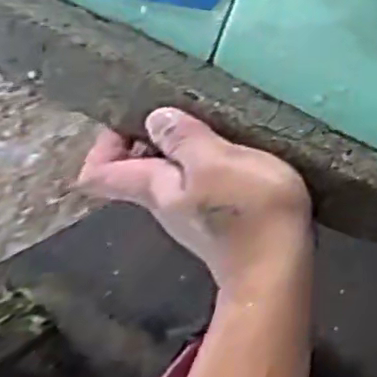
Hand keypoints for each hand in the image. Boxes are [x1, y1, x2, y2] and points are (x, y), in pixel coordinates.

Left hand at [78, 108, 311, 286]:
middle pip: (136, 171)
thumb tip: (154, 118)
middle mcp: (166, 203)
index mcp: (155, 189)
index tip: (137, 116)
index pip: (99, 173)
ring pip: (170, 175)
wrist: (278, 267)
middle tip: (185, 109)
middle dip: (151, 138)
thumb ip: (186, 140)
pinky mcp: (220, 219)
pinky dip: (209, 162)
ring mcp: (192, 214)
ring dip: (184, 148)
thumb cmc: (248, 210)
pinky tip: (238, 151)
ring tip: (217, 123)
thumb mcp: (218, 163)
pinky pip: (200, 183)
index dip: (106, 143)